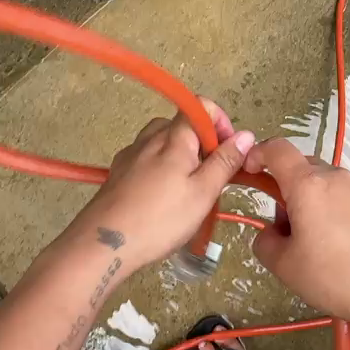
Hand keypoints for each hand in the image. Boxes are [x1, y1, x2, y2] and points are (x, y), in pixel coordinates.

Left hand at [71, 99, 254, 269]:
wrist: (103, 245)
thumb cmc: (160, 219)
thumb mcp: (203, 193)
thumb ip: (225, 162)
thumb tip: (246, 134)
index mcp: (175, 136)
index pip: (201, 105)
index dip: (221, 121)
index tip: (229, 151)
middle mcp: (151, 136)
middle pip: (183, 124)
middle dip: (203, 144)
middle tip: (211, 177)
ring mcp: (131, 153)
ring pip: (163, 141)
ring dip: (181, 157)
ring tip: (187, 190)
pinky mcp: (118, 172)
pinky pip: (147, 158)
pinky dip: (161, 168)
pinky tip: (161, 199)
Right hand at [243, 138, 349, 326]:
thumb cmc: (336, 275)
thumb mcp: (285, 266)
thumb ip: (265, 241)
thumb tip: (272, 231)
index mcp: (307, 183)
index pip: (276, 149)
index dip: (256, 154)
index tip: (246, 172)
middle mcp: (332, 176)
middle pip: (298, 167)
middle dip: (281, 189)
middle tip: (280, 229)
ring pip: (317, 183)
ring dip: (303, 203)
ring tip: (307, 247)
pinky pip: (336, 196)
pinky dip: (323, 211)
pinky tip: (331, 249)